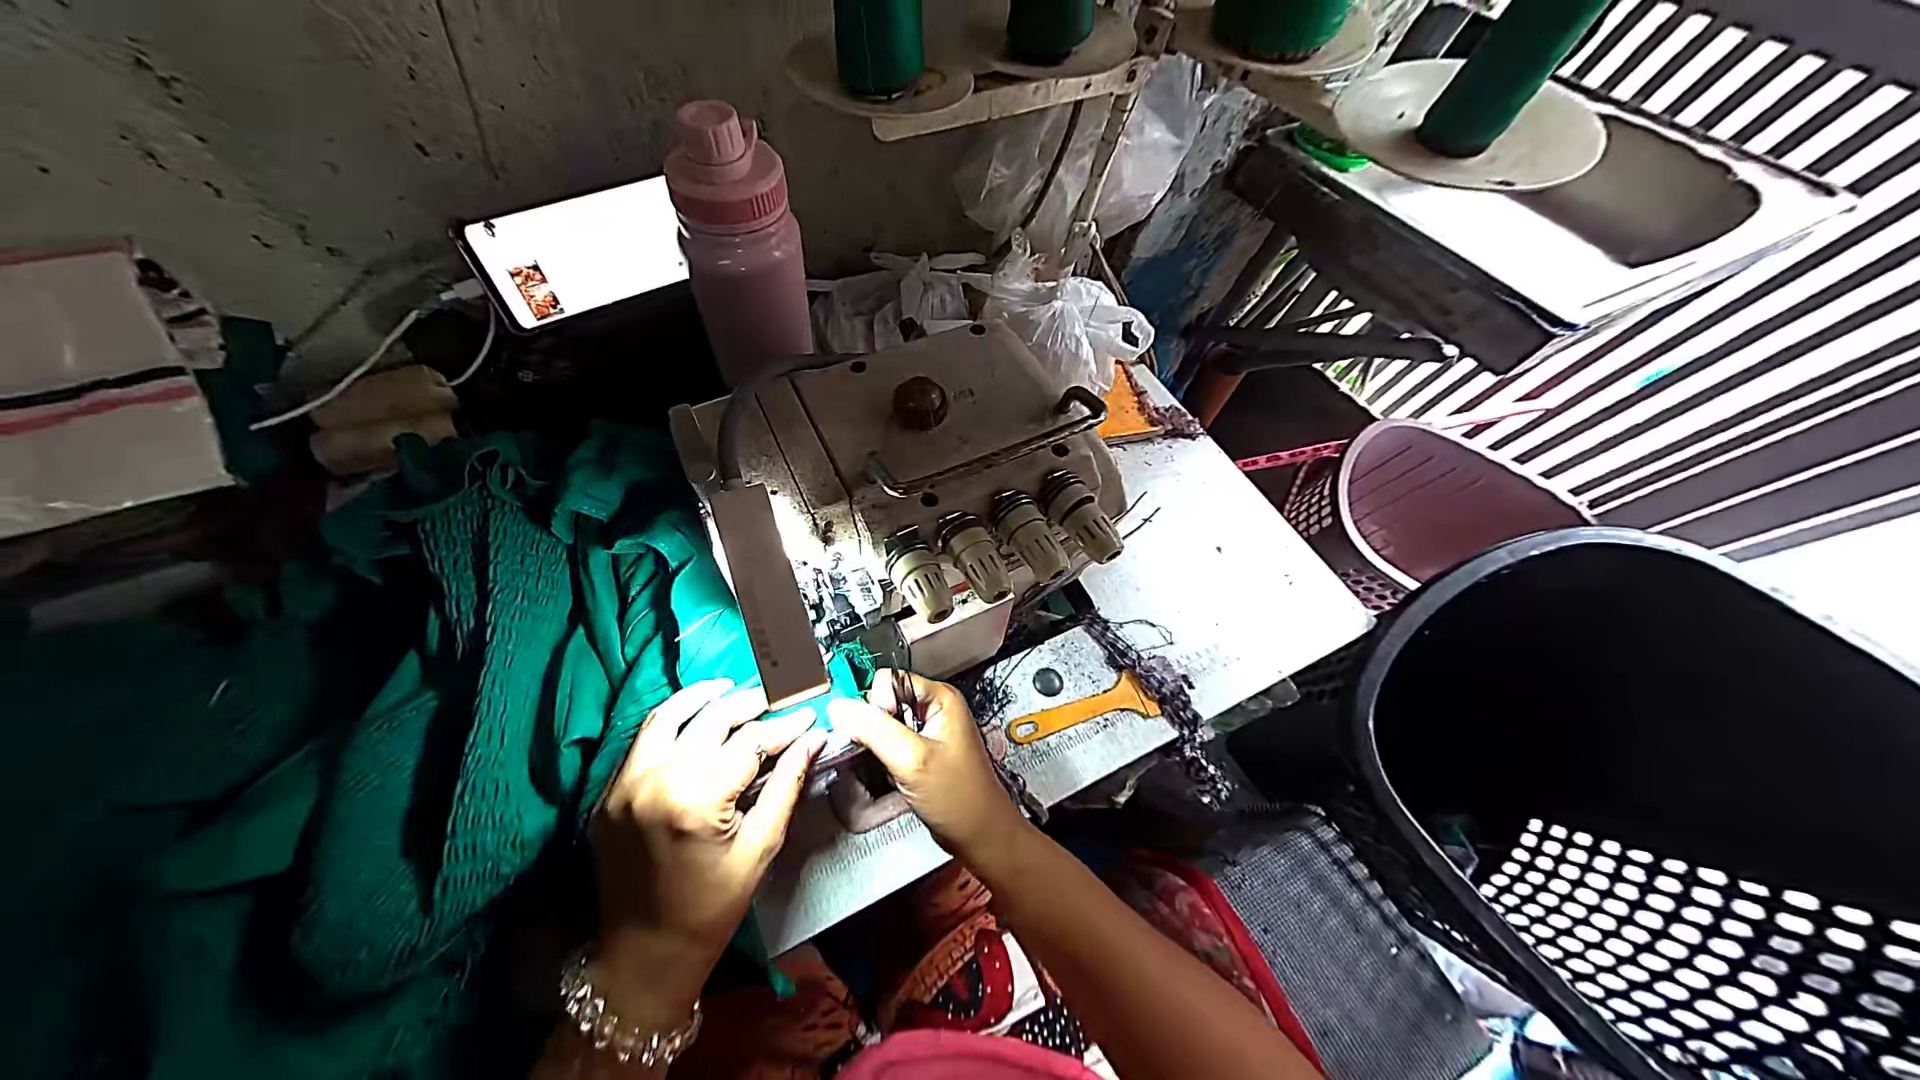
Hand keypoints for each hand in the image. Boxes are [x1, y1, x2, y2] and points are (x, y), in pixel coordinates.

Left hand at [590, 679, 825, 1023]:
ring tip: (735, 690)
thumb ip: (787, 785)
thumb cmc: (712, 908)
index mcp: (695, 803)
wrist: (642, 955)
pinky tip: (696, 713)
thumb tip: (814, 738)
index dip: (785, 726)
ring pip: (669, 718)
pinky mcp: (608, 792)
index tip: (809, 715)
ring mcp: (624, 785)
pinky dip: (672, 718)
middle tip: (779, 698)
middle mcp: (655, 783)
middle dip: (751, 704)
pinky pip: (643, 739)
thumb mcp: (760, 848)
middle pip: (711, 721)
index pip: (750, 743)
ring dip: (705, 698)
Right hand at [826, 670, 1028, 863]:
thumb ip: (874, 729)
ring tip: (883, 764)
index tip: (876, 733)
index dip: (875, 702)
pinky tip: (887, 771)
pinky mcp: (920, 751)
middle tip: (877, 752)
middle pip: (884, 699)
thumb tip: (838, 706)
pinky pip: (890, 741)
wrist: (979, 835)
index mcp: (940, 697)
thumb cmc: (957, 797)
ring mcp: (927, 730)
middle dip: (872, 723)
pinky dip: (881, 753)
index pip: (890, 680)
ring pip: (884, 722)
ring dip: (875, 741)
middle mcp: (934, 707)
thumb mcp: (912, 759)